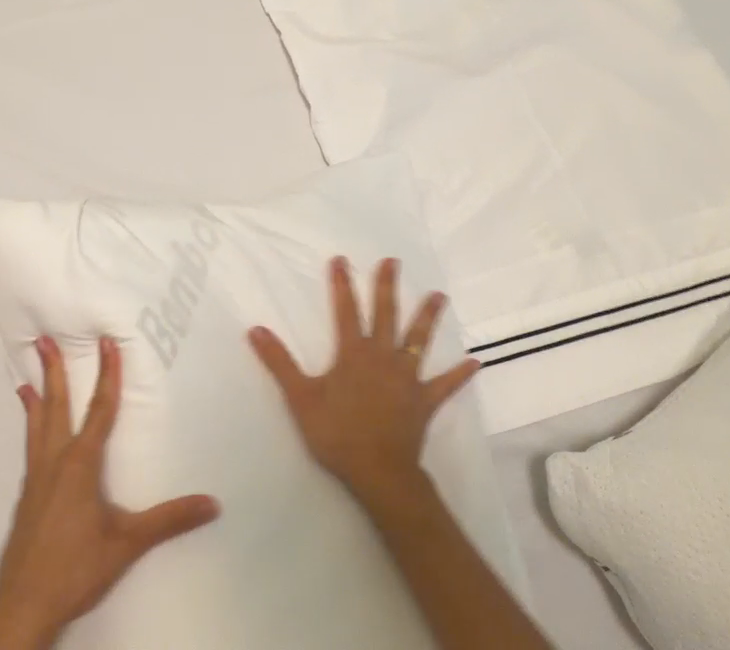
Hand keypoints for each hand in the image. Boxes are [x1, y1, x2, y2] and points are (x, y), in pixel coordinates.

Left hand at [0, 335, 221, 649]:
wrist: (24, 602)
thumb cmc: (76, 566)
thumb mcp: (128, 542)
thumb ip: (170, 520)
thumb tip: (213, 503)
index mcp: (80, 464)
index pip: (99, 410)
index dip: (107, 375)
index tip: (107, 343)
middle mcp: (54, 462)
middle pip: (55, 406)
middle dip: (53, 371)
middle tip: (43, 340)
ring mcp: (35, 478)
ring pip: (37, 426)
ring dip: (36, 397)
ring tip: (27, 376)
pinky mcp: (26, 497)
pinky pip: (30, 448)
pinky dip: (30, 427)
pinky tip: (33, 433)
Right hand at [248, 257, 481, 506]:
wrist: (377, 470)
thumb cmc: (336, 433)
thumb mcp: (300, 397)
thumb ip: (279, 362)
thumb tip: (256, 330)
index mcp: (353, 354)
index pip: (345, 311)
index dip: (342, 285)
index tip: (341, 260)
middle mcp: (382, 357)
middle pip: (385, 315)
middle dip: (386, 287)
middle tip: (392, 262)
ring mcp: (407, 378)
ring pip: (418, 341)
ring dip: (428, 317)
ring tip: (439, 296)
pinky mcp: (424, 401)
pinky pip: (445, 385)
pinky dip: (459, 374)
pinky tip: (474, 362)